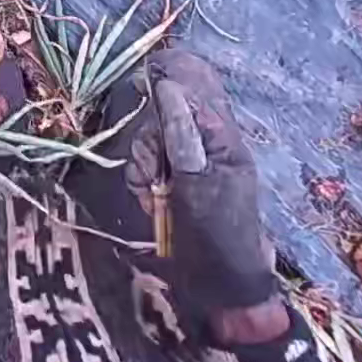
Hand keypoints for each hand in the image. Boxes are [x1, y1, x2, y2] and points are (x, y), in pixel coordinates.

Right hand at [125, 50, 277, 315]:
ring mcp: (184, 164)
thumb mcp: (199, 180)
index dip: (165, 81)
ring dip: (144, 165)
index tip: (142, 77)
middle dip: (150, 141)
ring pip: (148, 142)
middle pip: (162, 116)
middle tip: (154, 169)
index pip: (192, 90)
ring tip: (152, 193)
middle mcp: (201, 144)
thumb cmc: (218, 232)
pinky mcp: (167, 182)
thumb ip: (181, 133)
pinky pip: (143, 165)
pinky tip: (148, 200)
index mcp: (221, 137)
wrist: (217, 284)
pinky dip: (140, 181)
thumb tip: (167, 87)